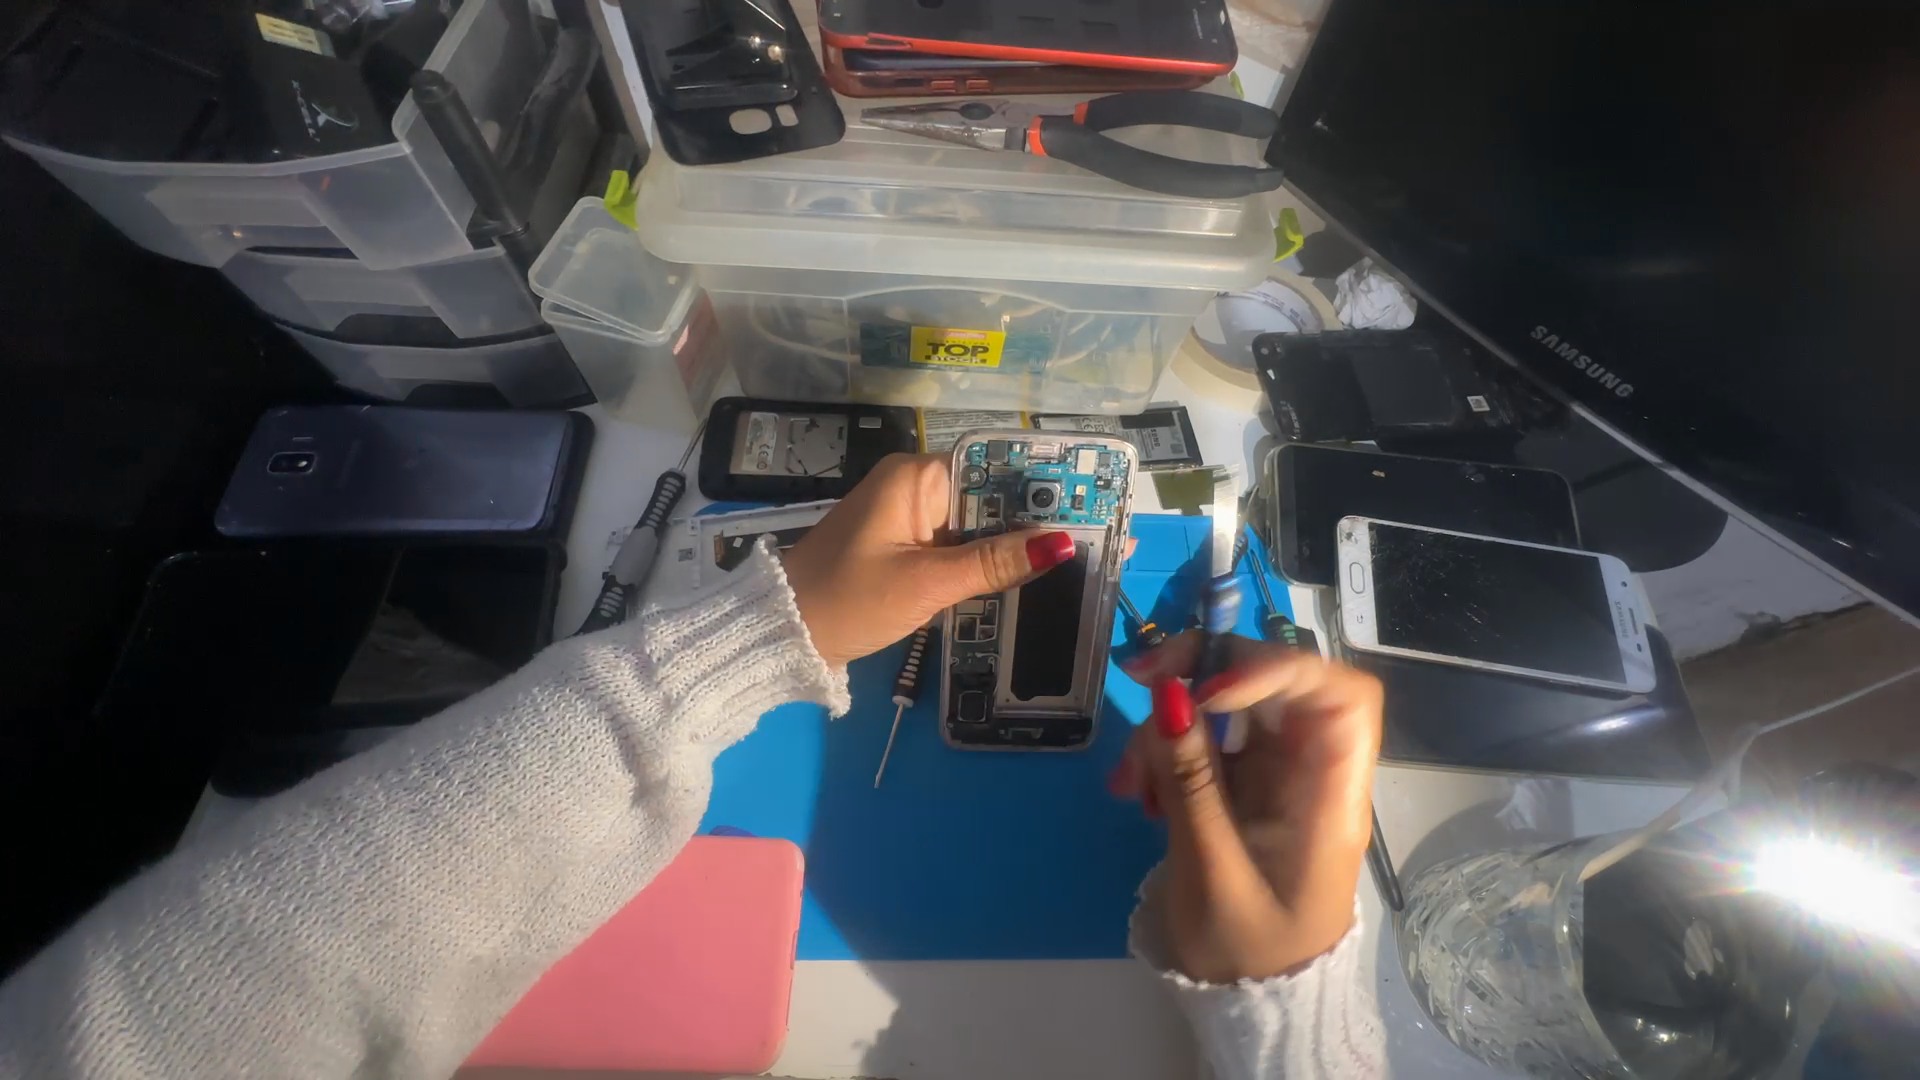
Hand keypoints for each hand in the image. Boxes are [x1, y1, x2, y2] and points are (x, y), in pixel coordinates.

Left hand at [780, 454, 1077, 668]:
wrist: (786, 633)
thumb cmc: (848, 601)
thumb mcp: (925, 583)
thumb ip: (993, 562)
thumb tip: (1063, 544)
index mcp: (915, 477)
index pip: (995, 468)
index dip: (1045, 486)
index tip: (1094, 503)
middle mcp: (917, 486)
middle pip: (992, 495)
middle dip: (1041, 519)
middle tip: (1103, 538)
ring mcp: (914, 516)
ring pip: (981, 523)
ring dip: (1020, 542)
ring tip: (1084, 556)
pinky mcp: (911, 544)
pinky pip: (962, 544)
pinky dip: (992, 560)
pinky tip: (1033, 574)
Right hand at [1111, 634, 1383, 981]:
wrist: (1246, 1001)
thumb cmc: (1247, 951)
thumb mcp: (1211, 870)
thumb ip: (1190, 780)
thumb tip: (1166, 694)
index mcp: (1328, 794)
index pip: (1335, 694)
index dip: (1277, 669)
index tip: (1208, 689)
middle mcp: (1305, 766)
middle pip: (1267, 680)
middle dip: (1200, 670)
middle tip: (1141, 676)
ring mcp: (1268, 768)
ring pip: (1219, 703)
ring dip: (1165, 724)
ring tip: (1129, 782)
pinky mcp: (1234, 777)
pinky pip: (1195, 735)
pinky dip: (1158, 749)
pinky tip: (1135, 791)